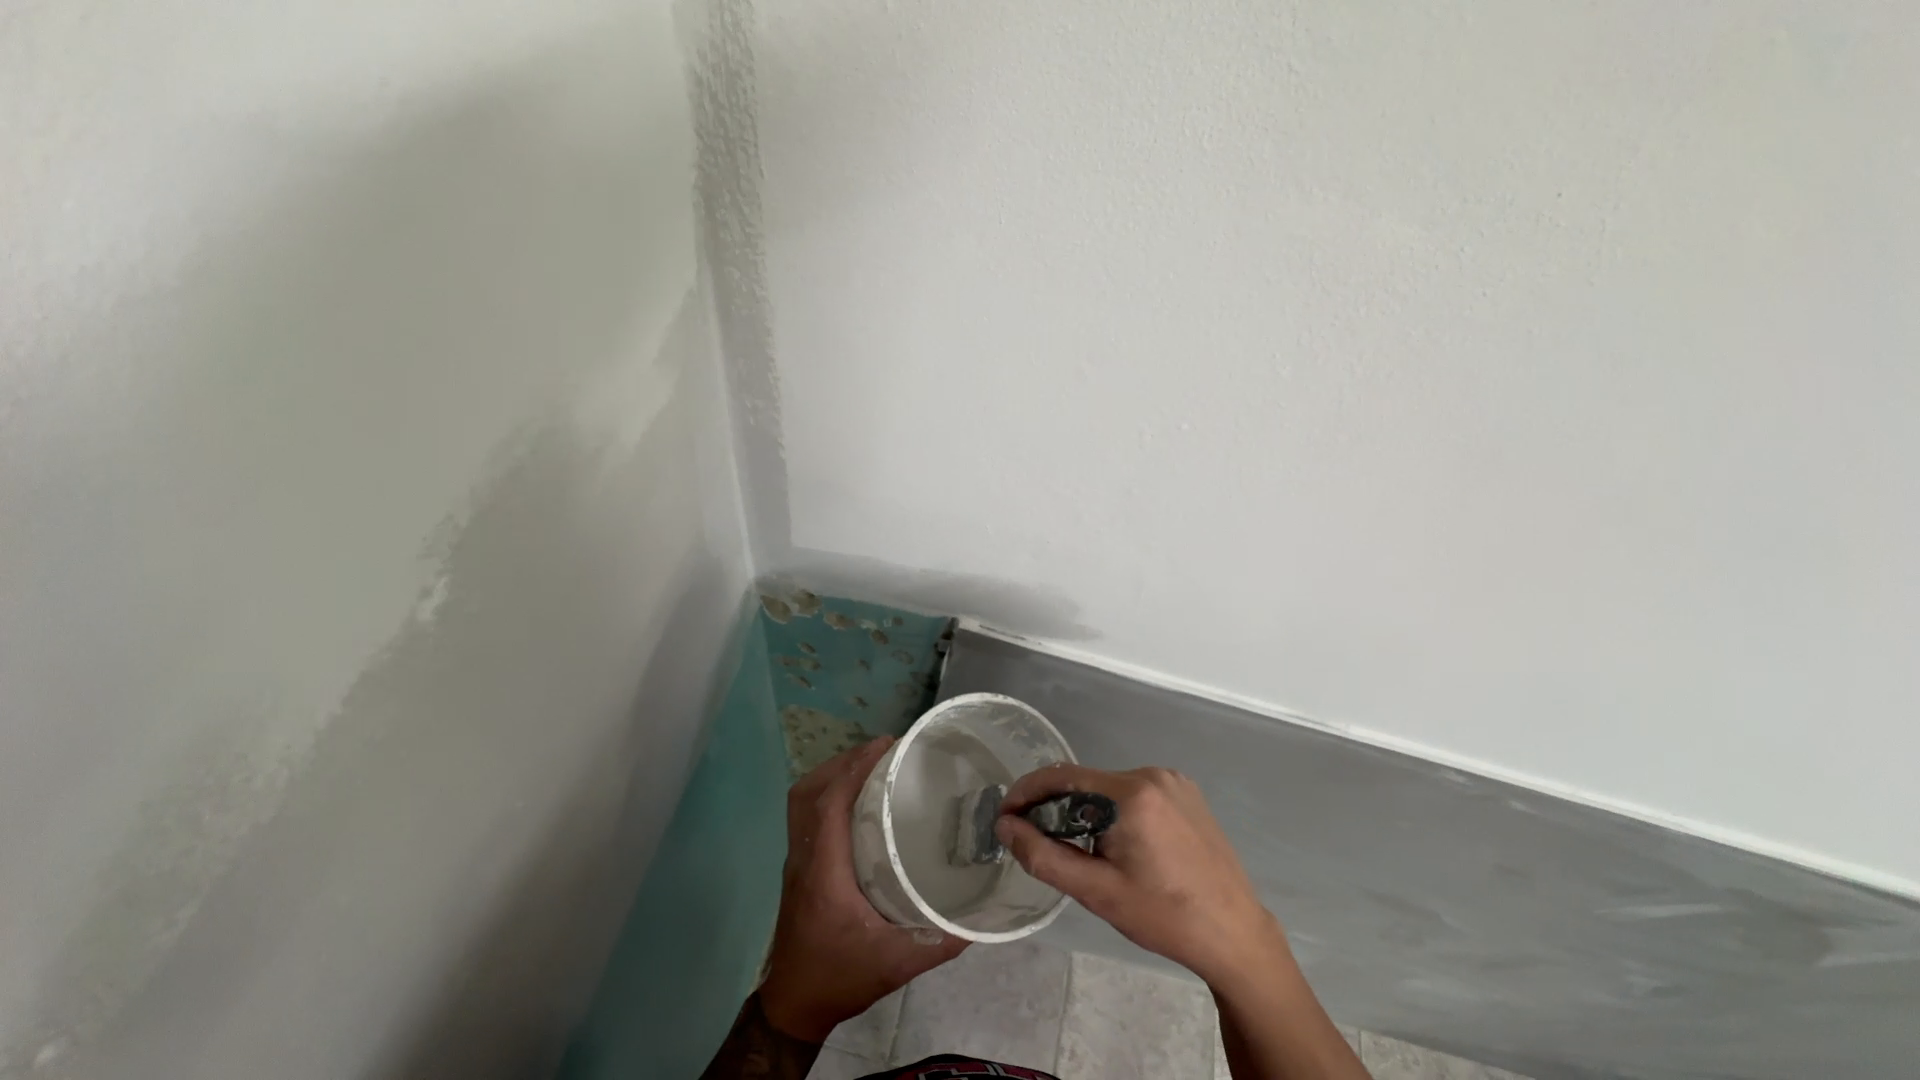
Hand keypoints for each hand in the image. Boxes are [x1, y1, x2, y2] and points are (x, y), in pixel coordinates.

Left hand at [758, 736, 968, 1041]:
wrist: (795, 1005)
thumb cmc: (841, 978)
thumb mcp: (897, 964)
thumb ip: (940, 941)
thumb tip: (981, 915)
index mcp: (825, 873)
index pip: (828, 805)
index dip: (854, 769)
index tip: (887, 746)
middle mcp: (805, 859)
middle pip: (808, 793)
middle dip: (843, 763)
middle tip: (883, 753)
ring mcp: (797, 862)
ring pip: (802, 802)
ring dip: (832, 775)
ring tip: (872, 767)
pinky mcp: (800, 868)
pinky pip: (806, 816)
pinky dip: (828, 795)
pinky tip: (860, 802)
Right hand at [996, 764, 1282, 983]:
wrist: (1233, 934)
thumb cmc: (1163, 916)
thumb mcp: (1095, 891)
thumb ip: (1043, 855)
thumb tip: (1005, 826)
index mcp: (1131, 793)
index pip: (1061, 776)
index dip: (1025, 793)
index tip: (1004, 818)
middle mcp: (1152, 775)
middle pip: (1085, 781)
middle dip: (1054, 807)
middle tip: (1035, 842)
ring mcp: (1174, 782)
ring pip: (1108, 788)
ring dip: (1084, 810)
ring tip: (1076, 851)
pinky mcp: (1187, 795)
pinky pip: (1134, 794)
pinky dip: (1113, 811)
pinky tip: (1115, 846)